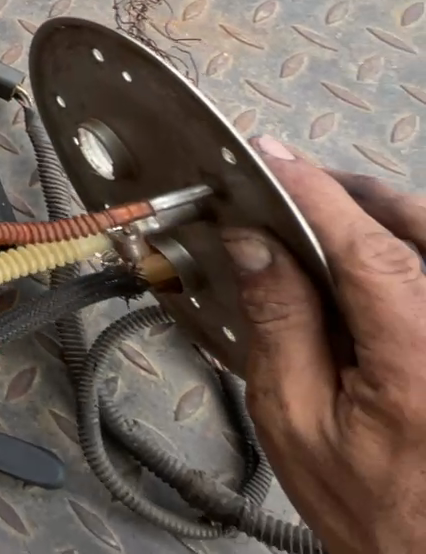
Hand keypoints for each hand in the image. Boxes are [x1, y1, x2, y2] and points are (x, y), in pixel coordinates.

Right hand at [224, 135, 425, 552]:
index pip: (372, 253)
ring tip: (327, 216)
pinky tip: (372, 261)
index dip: (315, 193)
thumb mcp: (294, 417)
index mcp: (425, 366)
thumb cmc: (369, 505)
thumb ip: (279, 323)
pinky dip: (409, 256)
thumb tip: (252, 242)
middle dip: (362, 194)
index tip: (268, 155)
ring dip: (391, 221)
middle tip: (294, 181)